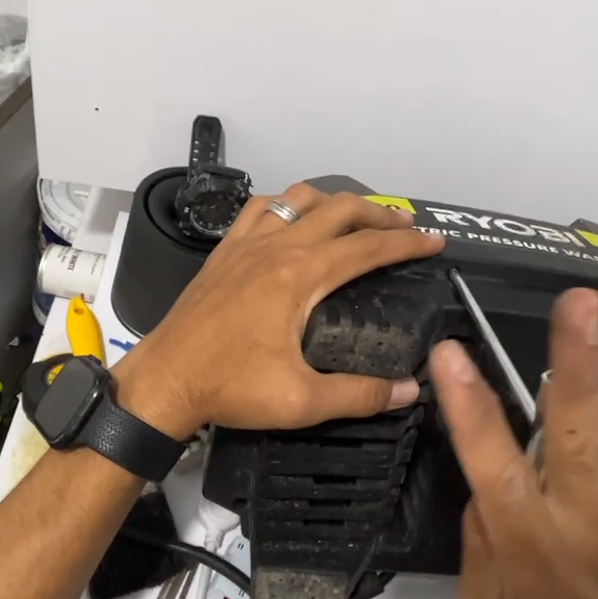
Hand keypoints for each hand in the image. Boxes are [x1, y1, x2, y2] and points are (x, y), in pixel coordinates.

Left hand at [112, 183, 445, 439]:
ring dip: (335, 203)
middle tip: (406, 229)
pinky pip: (261, 208)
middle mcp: (276, 247)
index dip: (406, 243)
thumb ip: (360, 394)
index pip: (367, 248)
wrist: (164, 381)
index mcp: (299, 276)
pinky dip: (288, 205)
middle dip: (380, 215)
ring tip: (356, 220)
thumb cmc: (229, 388)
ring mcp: (246, 243)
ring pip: (300, 198)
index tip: (433, 241)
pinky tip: (294, 220)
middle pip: (340, 210)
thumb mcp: (301, 401)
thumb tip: (409, 389)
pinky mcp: (224, 250)